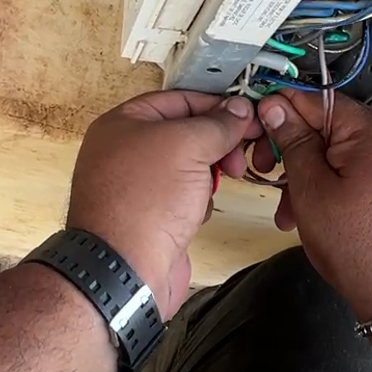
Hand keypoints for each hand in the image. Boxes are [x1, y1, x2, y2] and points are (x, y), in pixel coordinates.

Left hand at [67, 90, 261, 318]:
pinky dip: (197, 199)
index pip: (180, 99)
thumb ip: (218, 123)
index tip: (248, 115)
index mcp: (124, 122)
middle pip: (186, 132)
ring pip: (188, 164)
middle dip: (217, 142)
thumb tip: (239, 109)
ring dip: (209, 172)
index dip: (217, 105)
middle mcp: (125, 149)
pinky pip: (183, 194)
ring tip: (217, 186)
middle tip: (241, 154)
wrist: (127, 272)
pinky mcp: (150, 214)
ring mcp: (137, 185)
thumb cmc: (148, 200)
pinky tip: (198, 211)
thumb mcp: (188, 146)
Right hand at [256, 91, 371, 319]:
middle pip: (322, 126)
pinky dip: (323, 189)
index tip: (251, 128)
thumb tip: (275, 105)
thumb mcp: (311, 189)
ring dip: (302, 176)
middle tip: (262, 173)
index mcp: (369, 129)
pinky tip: (305, 218)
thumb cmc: (357, 243)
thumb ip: (292, 141)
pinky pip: (347, 173)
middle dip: (288, 150)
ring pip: (331, 154)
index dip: (278, 108)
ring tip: (286, 213)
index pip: (314, 98)